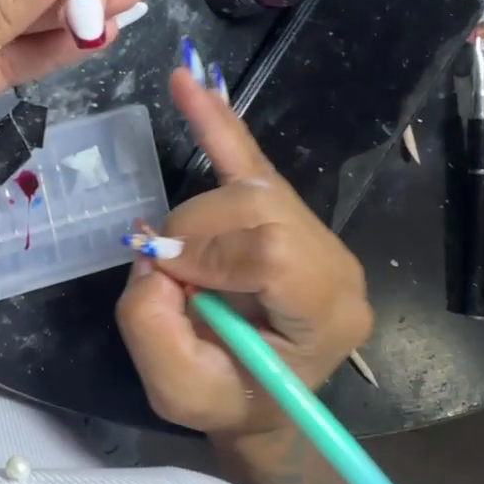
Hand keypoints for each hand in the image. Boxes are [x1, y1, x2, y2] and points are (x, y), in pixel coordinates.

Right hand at [115, 62, 372, 438]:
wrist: (258, 401)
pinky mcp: (280, 211)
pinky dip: (214, 122)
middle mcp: (333, 263)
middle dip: (192, 234)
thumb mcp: (179, 392)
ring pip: (244, 181)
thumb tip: (150, 256)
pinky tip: (186, 83)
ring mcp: (312, 231)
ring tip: (174, 258)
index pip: (272, 250)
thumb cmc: (227, 401)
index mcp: (325, 313)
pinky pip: (246, 157)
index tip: (170, 283)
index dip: (207, 256)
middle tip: (168, 277)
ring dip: (194, 213)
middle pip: (255, 206)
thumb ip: (154, 329)